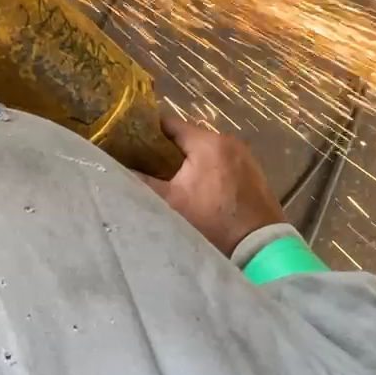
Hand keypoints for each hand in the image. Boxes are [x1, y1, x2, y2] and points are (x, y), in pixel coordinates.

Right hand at [137, 114, 286, 255]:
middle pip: (186, 136)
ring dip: (188, 160)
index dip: (146, 131)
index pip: (167, 123)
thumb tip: (113, 167)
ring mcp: (245, 156)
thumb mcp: (170, 202)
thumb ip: (140, 181)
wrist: (262, 251)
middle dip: (167, 148)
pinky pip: (221, 161)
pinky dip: (207, 168)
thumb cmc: (213, 221)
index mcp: (207, 142)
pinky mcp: (254, 172)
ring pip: (204, 149)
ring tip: (170, 177)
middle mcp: (228, 141)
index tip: (131, 143)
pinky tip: (198, 187)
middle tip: (147, 164)